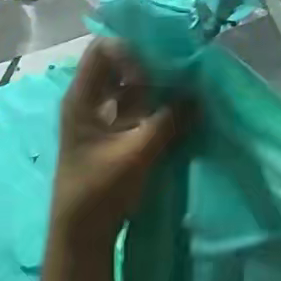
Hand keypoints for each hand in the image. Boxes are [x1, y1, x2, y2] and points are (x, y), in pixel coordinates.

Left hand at [50, 41, 185, 243]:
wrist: (82, 232)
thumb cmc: (99, 189)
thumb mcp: (136, 153)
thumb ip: (168, 122)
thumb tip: (198, 96)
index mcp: (82, 98)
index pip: (103, 49)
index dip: (132, 49)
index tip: (161, 64)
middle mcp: (88, 100)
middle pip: (118, 65)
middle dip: (150, 64)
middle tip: (182, 69)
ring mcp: (100, 117)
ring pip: (129, 87)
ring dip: (156, 86)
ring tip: (185, 87)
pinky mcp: (113, 134)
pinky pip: (135, 108)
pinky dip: (155, 105)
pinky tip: (179, 109)